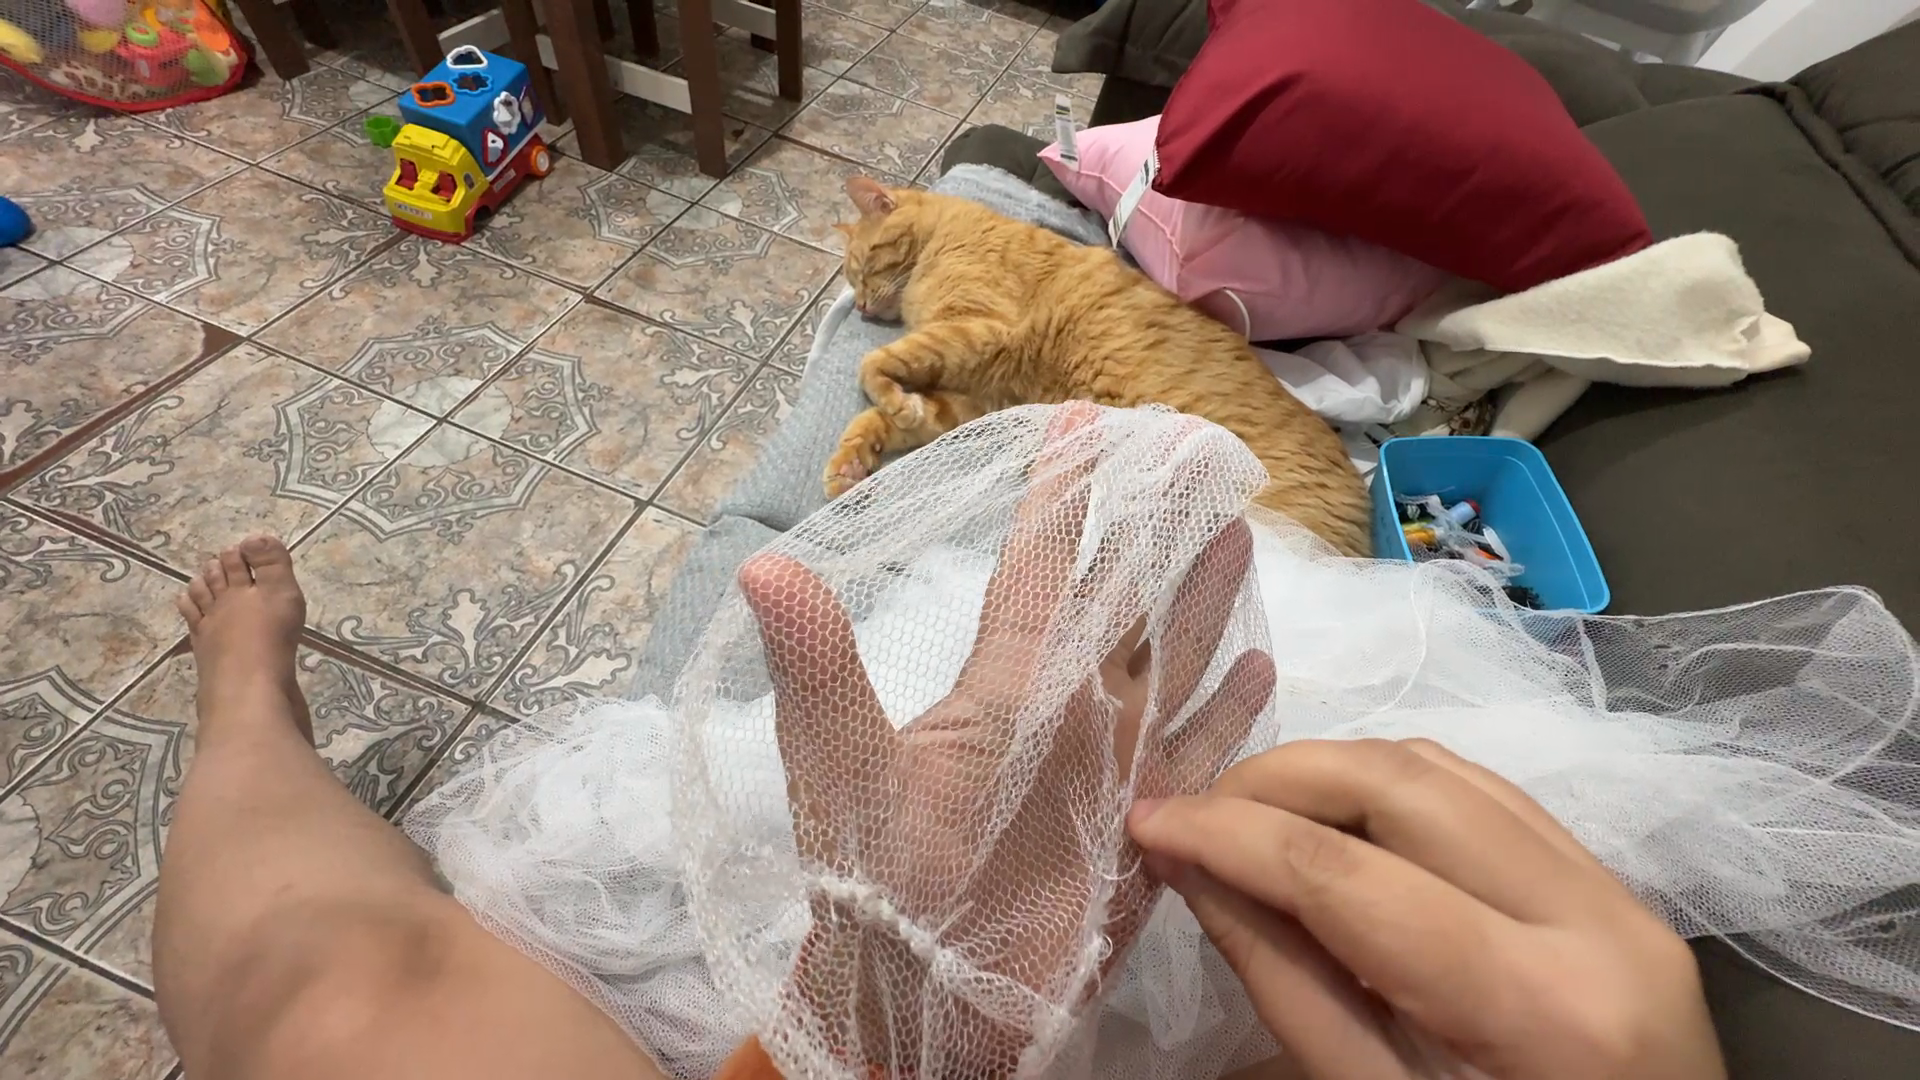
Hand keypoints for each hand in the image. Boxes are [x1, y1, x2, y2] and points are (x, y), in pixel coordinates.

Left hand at [738, 403, 1276, 1076]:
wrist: (915, 992)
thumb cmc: (873, 874)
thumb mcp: (840, 761)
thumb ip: (817, 665)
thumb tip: (759, 564)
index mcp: (1006, 677)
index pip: (1041, 562)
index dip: (1061, 492)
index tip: (1084, 420)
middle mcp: (1066, 703)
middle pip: (1124, 594)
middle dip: (1158, 525)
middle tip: (1197, 457)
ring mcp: (1112, 760)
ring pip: (1171, 658)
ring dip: (1203, 599)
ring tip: (1237, 537)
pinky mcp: (1148, 823)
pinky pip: (1200, 752)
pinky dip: (1230, 713)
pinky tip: (1261, 666)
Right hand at [1128, 739, 1726, 1079]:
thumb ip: (1276, 973)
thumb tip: (1183, 858)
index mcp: (1549, 1011)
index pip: (1344, 874)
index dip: (1229, 834)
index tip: (1148, 819)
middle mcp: (1599, 920)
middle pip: (1392, 782)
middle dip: (1270, 781)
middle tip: (1199, 816)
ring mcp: (1608, 885)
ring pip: (1427, 763)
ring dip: (1320, 771)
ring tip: (1255, 817)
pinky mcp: (1595, 873)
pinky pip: (1466, 781)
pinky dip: (1377, 778)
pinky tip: (1335, 819)